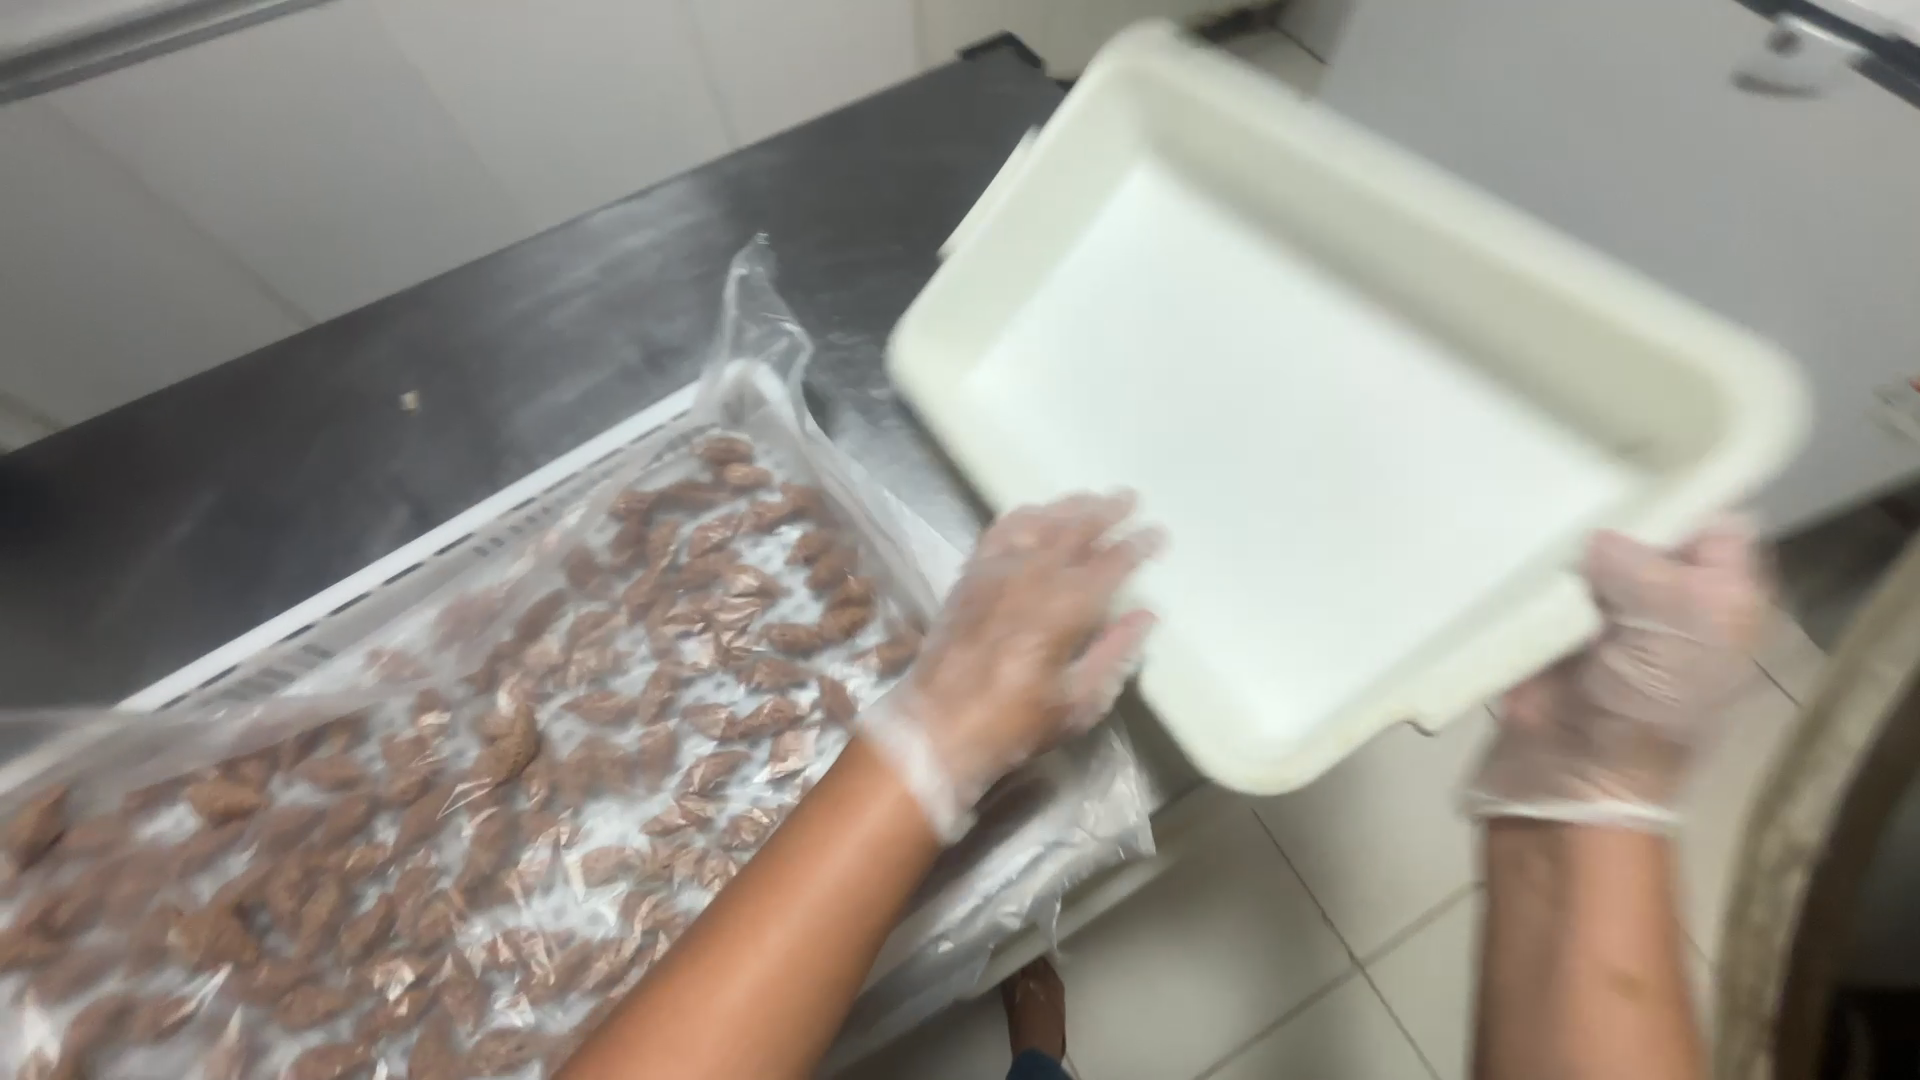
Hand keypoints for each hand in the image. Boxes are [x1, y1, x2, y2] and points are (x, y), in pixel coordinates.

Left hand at [857, 492, 1163, 840]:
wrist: (936, 725)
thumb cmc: (1013, 723)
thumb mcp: (1077, 702)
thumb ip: (1114, 653)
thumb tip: (1145, 615)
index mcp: (1066, 608)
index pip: (1111, 563)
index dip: (1136, 546)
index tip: (1157, 534)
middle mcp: (1032, 577)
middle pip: (1075, 530)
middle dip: (1106, 512)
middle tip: (1129, 498)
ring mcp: (996, 571)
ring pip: (1038, 523)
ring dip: (1068, 507)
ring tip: (1091, 498)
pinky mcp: (970, 576)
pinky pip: (998, 532)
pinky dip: (1022, 516)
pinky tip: (1035, 512)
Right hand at [1463, 520, 1766, 831]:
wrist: (1571, 763)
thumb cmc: (1650, 704)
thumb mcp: (1685, 634)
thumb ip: (1654, 573)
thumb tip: (1597, 538)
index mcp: (1715, 597)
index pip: (1708, 526)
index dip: (1677, 504)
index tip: (1629, 486)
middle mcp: (1658, 595)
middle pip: (1634, 532)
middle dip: (1603, 516)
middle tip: (1564, 495)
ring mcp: (1594, 608)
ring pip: (1577, 551)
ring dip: (1552, 543)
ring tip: (1523, 520)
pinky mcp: (1538, 620)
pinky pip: (1530, 580)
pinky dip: (1516, 569)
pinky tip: (1500, 552)